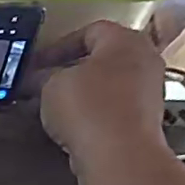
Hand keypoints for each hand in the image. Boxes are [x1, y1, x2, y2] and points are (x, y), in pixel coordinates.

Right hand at [31, 21, 169, 160]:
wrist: (119, 153)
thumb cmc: (87, 107)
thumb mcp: (52, 86)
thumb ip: (44, 76)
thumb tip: (36, 78)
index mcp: (125, 40)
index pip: (90, 30)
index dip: (58, 46)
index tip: (36, 64)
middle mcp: (145, 57)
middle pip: (102, 57)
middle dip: (70, 70)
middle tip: (43, 86)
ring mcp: (149, 89)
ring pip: (107, 83)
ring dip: (80, 93)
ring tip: (53, 109)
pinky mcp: (145, 117)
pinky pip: (113, 106)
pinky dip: (92, 111)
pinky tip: (72, 125)